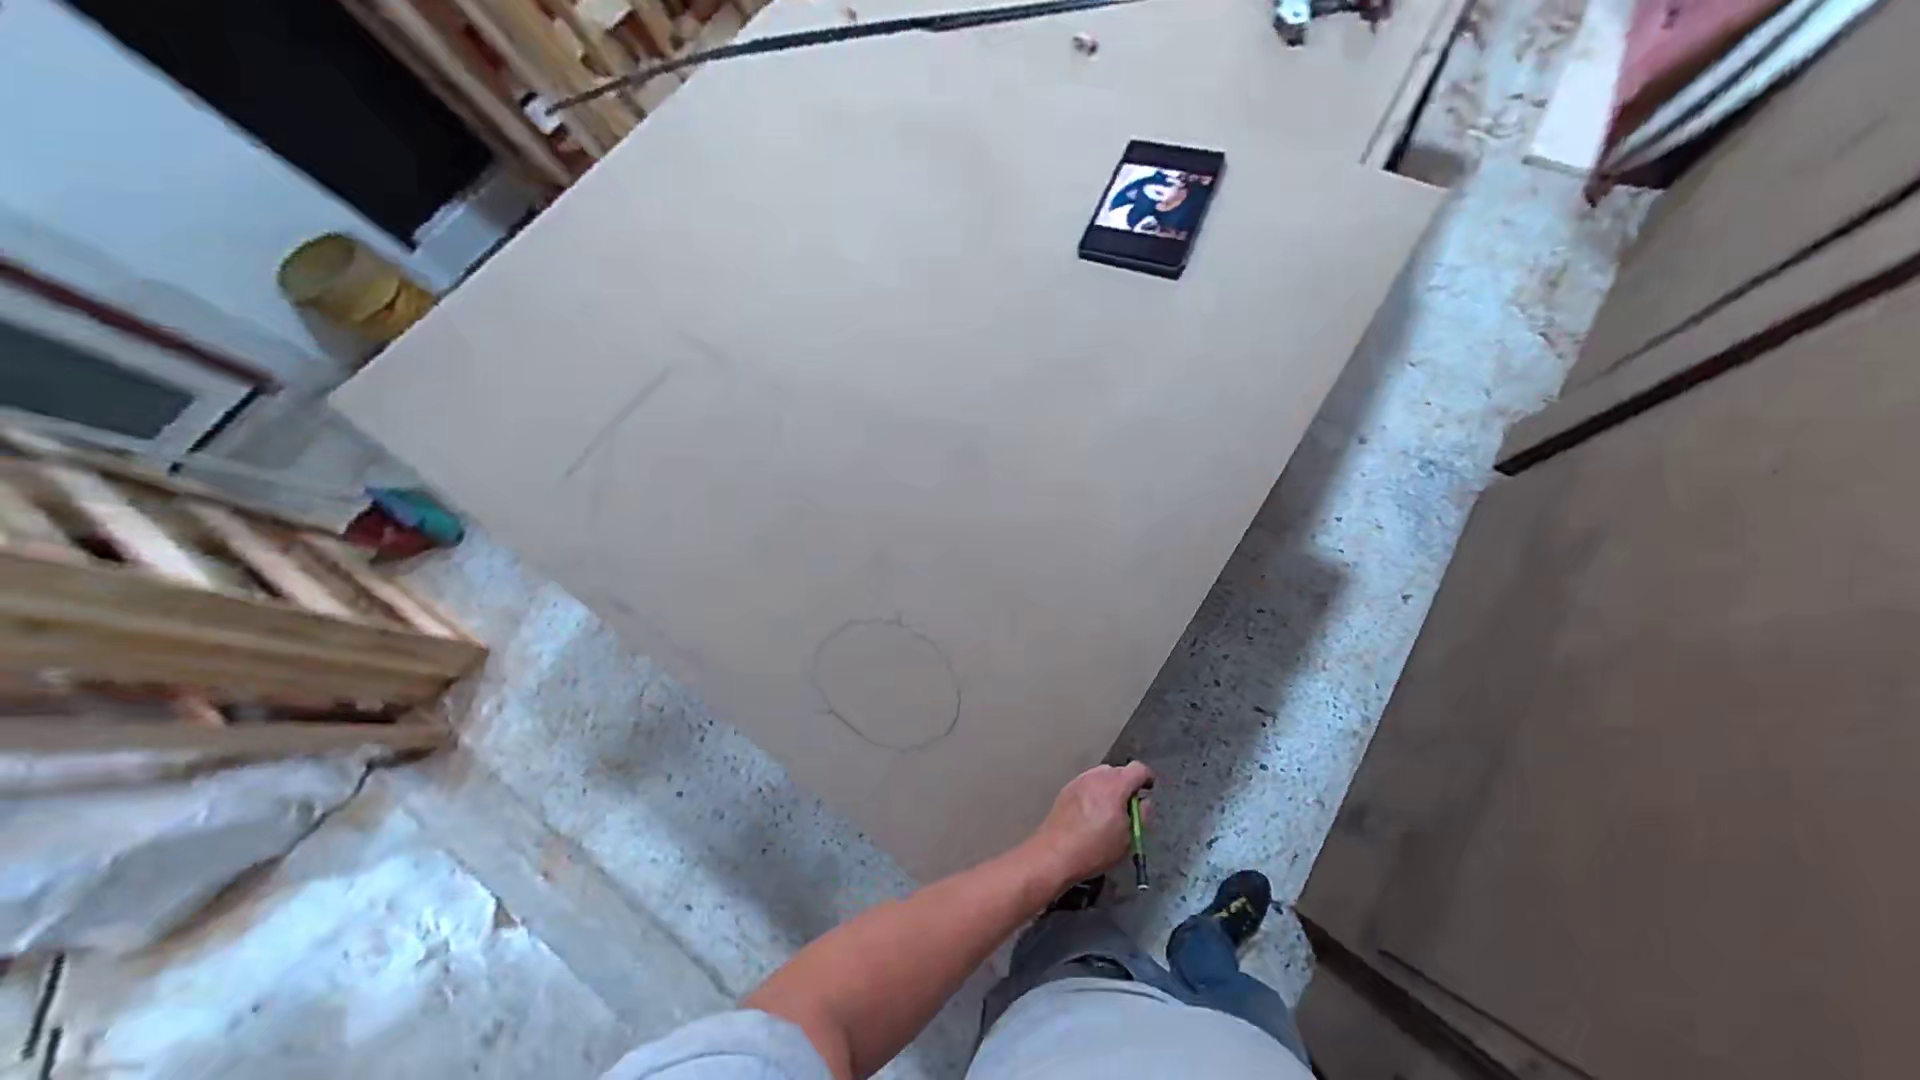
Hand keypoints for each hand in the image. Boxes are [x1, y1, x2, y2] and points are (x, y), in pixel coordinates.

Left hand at [1024, 761, 1154, 887]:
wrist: (1055, 853)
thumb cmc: (1095, 848)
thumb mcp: (1128, 837)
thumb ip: (1140, 815)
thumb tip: (1142, 802)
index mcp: (1115, 785)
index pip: (1138, 769)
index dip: (1147, 778)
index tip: (1149, 790)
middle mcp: (1096, 776)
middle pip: (1118, 771)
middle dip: (1127, 784)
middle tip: (1129, 806)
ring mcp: (1079, 780)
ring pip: (1100, 776)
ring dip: (1109, 788)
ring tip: (1109, 811)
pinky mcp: (1066, 789)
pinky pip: (1087, 784)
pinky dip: (1094, 793)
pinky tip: (1091, 813)